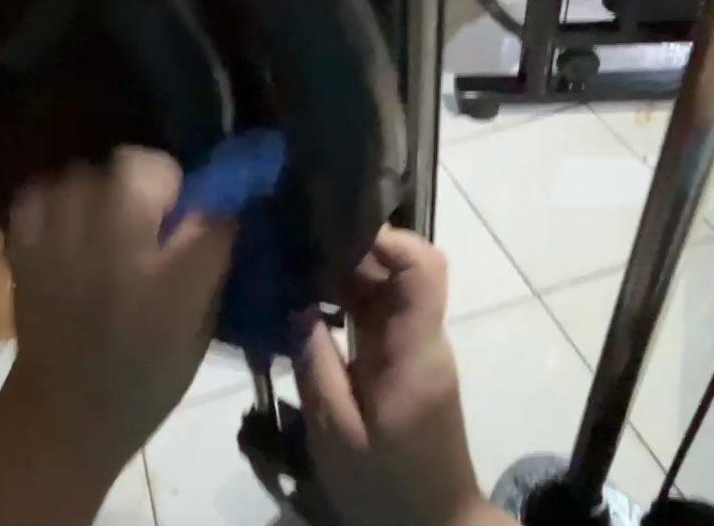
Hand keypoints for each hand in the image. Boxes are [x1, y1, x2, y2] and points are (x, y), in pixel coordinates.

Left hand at [0, 147, 237, 470]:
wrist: (62, 414)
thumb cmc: (145, 376)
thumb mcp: (200, 327)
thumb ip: (211, 259)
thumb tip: (220, 206)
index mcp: (171, 280)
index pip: (210, 209)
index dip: (208, 201)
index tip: (203, 213)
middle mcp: (115, 249)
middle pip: (138, 166)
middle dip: (152, 180)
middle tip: (151, 214)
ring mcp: (62, 241)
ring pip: (88, 171)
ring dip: (104, 189)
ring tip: (106, 224)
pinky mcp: (25, 245)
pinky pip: (43, 191)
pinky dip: (59, 200)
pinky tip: (70, 228)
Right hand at [295, 228, 509, 525]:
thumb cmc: (388, 486)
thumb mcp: (337, 433)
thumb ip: (315, 365)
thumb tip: (296, 305)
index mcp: (415, 348)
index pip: (423, 266)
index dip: (386, 236)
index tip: (333, 228)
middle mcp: (420, 336)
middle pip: (396, 267)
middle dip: (347, 248)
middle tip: (294, 242)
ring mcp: (411, 346)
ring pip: (382, 285)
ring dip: (339, 272)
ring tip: (290, 265)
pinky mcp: (398, 359)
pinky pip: (372, 311)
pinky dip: (340, 298)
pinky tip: (303, 300)